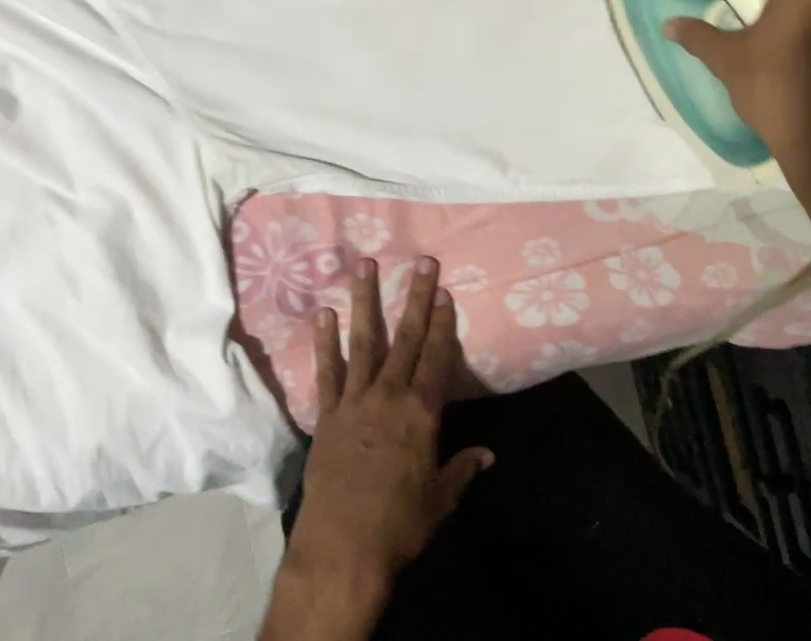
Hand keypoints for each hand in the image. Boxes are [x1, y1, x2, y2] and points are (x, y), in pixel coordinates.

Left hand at [262, 258, 492, 639]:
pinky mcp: (326, 415)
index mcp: (422, 413)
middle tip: (421, 262)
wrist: (342, 548)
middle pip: (406, 339)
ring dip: (365, 302)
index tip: (446, 291)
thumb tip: (487, 454)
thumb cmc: (399, 525)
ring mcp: (354, 402)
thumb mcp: (440, 499)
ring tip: (364, 265)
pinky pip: (326, 371)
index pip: (437, 358)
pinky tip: (323, 315)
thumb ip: (461, 469)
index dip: (443, 323)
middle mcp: (389, 396)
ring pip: (364, 342)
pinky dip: (324, 342)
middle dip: (415, 298)